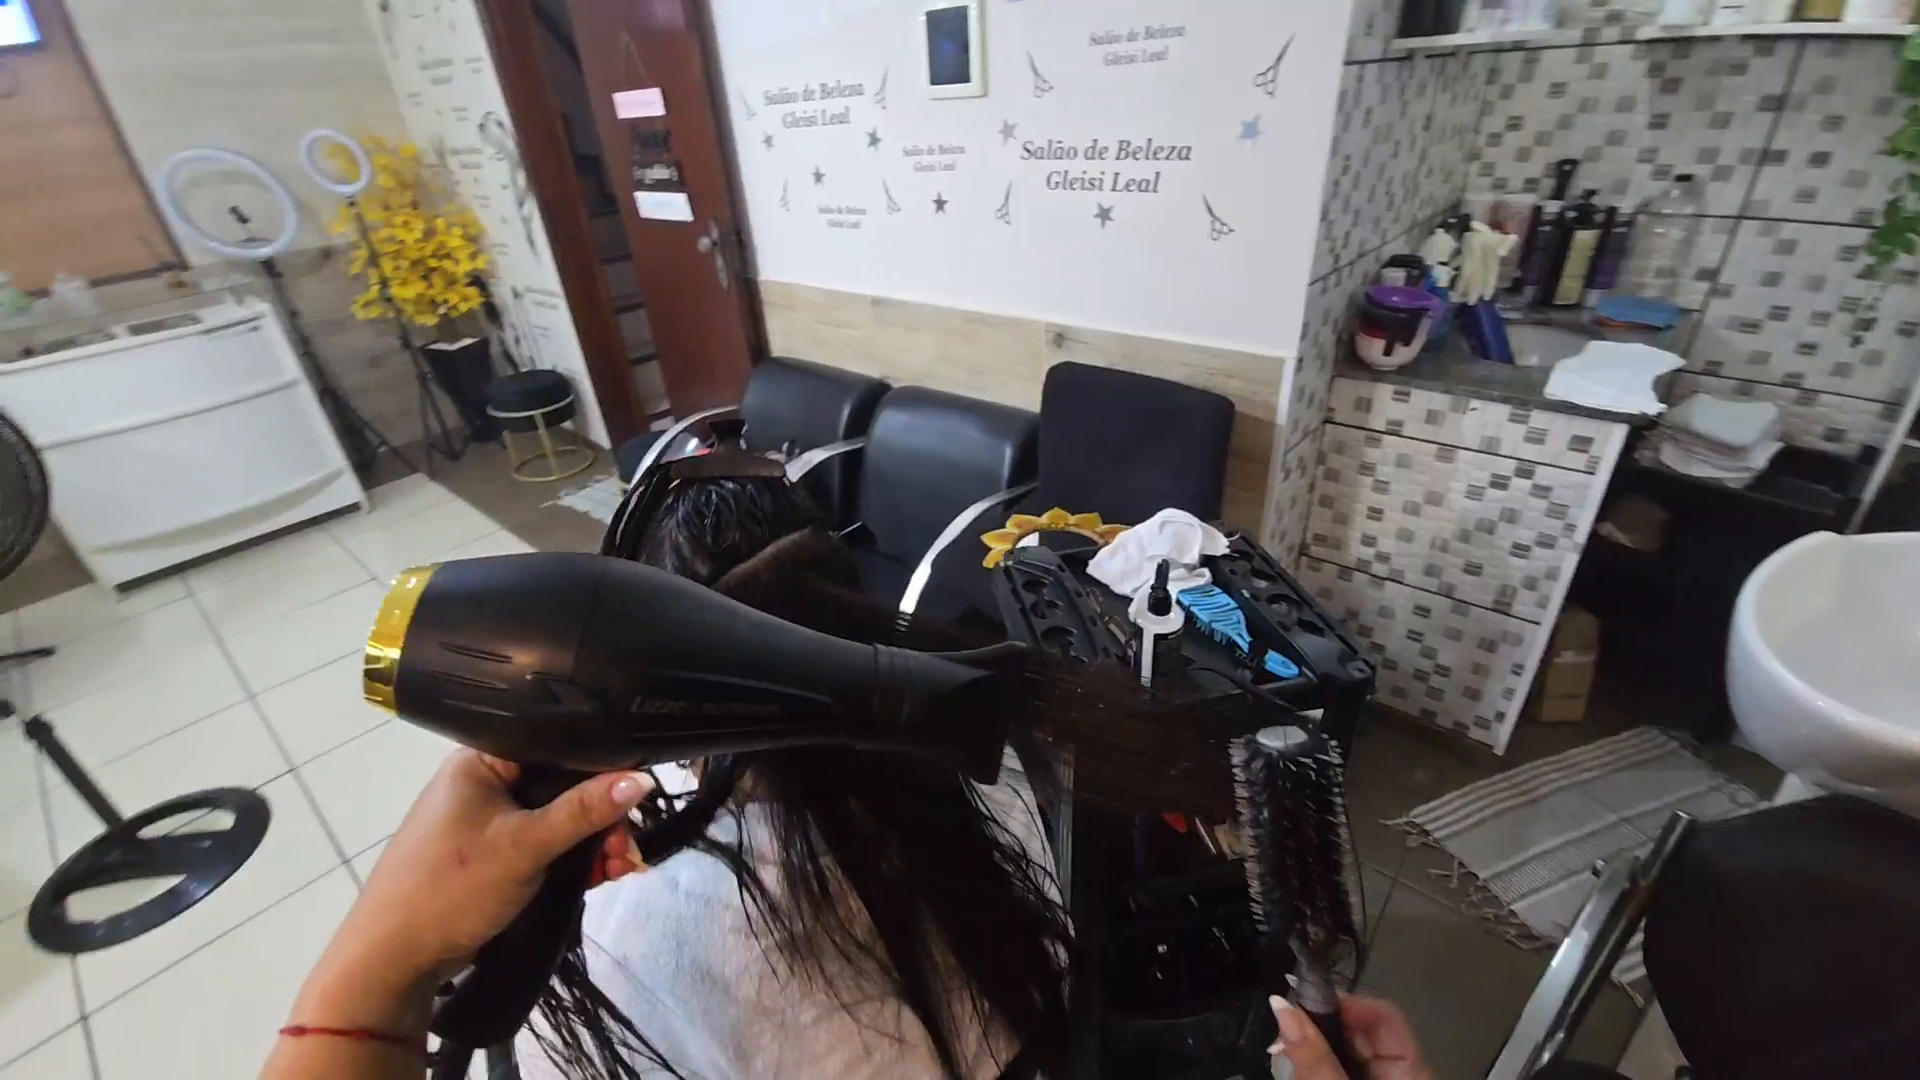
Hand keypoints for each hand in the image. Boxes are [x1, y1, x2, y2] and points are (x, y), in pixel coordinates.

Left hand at [287, 751, 652, 1034]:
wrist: (388, 969)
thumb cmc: (449, 891)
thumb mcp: (524, 847)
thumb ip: (585, 810)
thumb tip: (644, 778)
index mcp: (484, 760)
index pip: (560, 741)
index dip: (604, 763)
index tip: (638, 792)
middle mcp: (490, 778)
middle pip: (568, 783)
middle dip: (606, 816)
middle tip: (627, 848)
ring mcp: (494, 815)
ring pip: (565, 814)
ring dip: (597, 841)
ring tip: (621, 868)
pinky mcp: (500, 847)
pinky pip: (553, 838)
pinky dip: (578, 855)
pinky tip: (604, 873)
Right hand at [1270, 994, 1434, 1079]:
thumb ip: (1314, 1058)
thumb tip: (1277, 1002)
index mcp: (1412, 1072)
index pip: (1384, 1015)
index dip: (1347, 1002)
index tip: (1306, 1003)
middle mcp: (1396, 1073)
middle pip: (1356, 1028)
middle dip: (1317, 1026)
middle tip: (1282, 1033)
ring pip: (1339, 1047)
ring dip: (1309, 1047)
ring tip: (1283, 1053)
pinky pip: (1332, 1067)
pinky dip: (1312, 1066)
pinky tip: (1295, 1069)